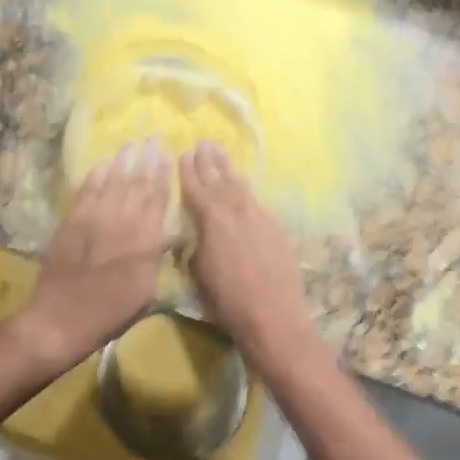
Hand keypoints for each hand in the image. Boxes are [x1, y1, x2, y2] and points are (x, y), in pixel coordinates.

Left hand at [15, 139, 170, 369]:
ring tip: (131, 144)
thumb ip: (156, 255)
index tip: (168, 155)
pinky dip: (96, 174)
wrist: (63, 317)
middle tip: (152, 138)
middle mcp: (121, 222)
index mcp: (144, 240)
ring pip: (112, 180)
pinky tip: (103, 163)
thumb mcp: (146, 290)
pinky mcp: (72, 219)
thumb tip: (168, 231)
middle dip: (146, 159)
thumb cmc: (111, 312)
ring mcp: (94, 217)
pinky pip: (87, 189)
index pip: (157, 198)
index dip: (163, 175)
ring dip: (123, 161)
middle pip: (136, 183)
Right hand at [179, 143, 312, 359]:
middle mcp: (235, 211)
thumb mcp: (198, 273)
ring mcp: (259, 217)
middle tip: (204, 143)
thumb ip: (195, 246)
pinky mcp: (276, 228)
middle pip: (220, 180)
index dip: (188, 171)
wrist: (273, 316)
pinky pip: (256, 202)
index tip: (184, 154)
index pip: (196, 188)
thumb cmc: (227, 300)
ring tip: (221, 154)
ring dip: (229, 170)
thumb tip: (194, 234)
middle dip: (210, 162)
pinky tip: (244, 188)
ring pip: (241, 187)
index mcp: (212, 220)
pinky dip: (246, 191)